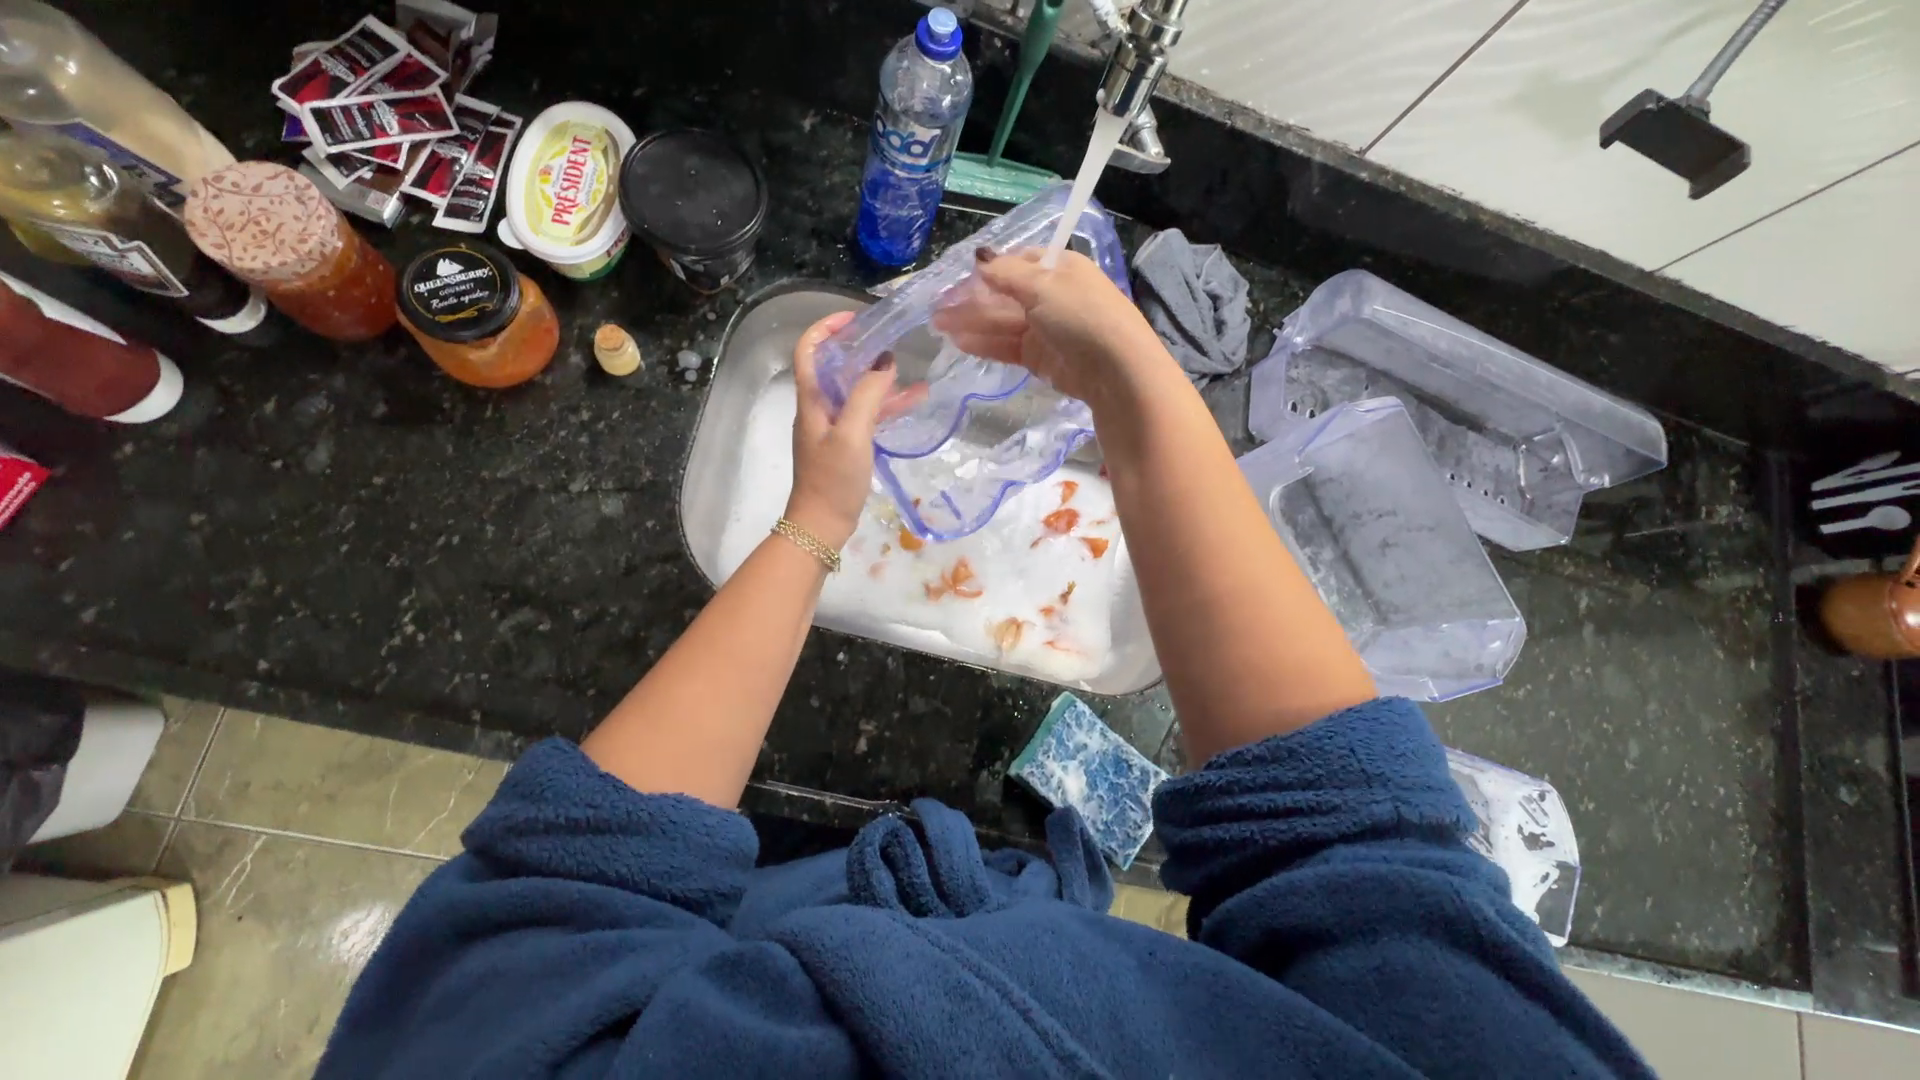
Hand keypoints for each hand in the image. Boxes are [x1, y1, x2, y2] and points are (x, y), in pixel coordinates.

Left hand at [787, 311, 925, 549]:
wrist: (821, 524)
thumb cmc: (832, 479)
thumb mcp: (853, 434)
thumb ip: (868, 395)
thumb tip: (884, 361)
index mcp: (812, 400)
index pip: (808, 351)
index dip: (825, 329)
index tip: (854, 319)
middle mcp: (819, 408)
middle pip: (834, 367)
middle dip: (860, 349)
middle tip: (889, 338)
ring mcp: (832, 427)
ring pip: (855, 392)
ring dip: (879, 379)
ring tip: (910, 369)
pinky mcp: (845, 445)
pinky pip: (866, 416)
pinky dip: (886, 406)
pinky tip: (914, 401)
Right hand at [929, 248, 1173, 407]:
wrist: (1117, 370)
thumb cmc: (1083, 316)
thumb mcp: (1043, 285)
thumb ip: (1005, 274)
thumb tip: (979, 257)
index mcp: (1059, 268)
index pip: (1016, 263)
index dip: (987, 271)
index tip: (957, 280)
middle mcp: (1052, 296)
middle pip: (1004, 295)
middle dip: (971, 301)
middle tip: (936, 310)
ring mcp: (1046, 329)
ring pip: (1002, 322)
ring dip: (971, 323)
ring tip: (939, 327)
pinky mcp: (1041, 358)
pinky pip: (1007, 346)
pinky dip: (985, 344)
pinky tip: (960, 342)